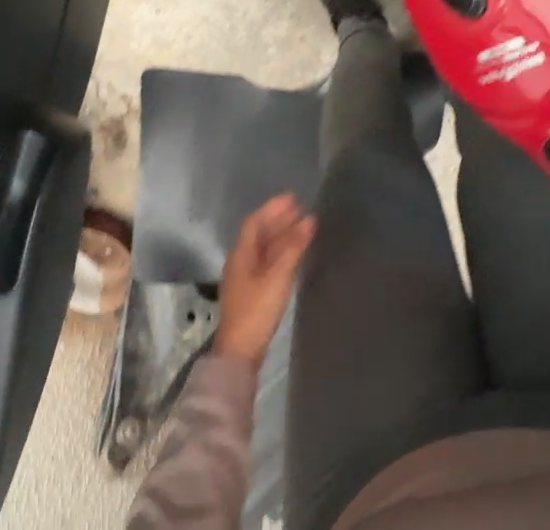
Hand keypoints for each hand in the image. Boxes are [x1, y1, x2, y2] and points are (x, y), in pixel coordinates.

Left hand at [214, 194, 316, 366]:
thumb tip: (309, 220)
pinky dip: (281, 252)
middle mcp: (240, 261)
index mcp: (241, 254)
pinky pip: (267, 262)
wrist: (240, 351)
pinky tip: (293, 254)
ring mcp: (245, 277)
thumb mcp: (277, 277)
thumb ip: (292, 248)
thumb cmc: (257, 310)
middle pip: (259, 234)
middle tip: (300, 208)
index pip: (255, 222)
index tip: (293, 198)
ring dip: (281, 235)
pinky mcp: (252, 292)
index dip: (273, 208)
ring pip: (263, 248)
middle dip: (278, 219)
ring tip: (301, 226)